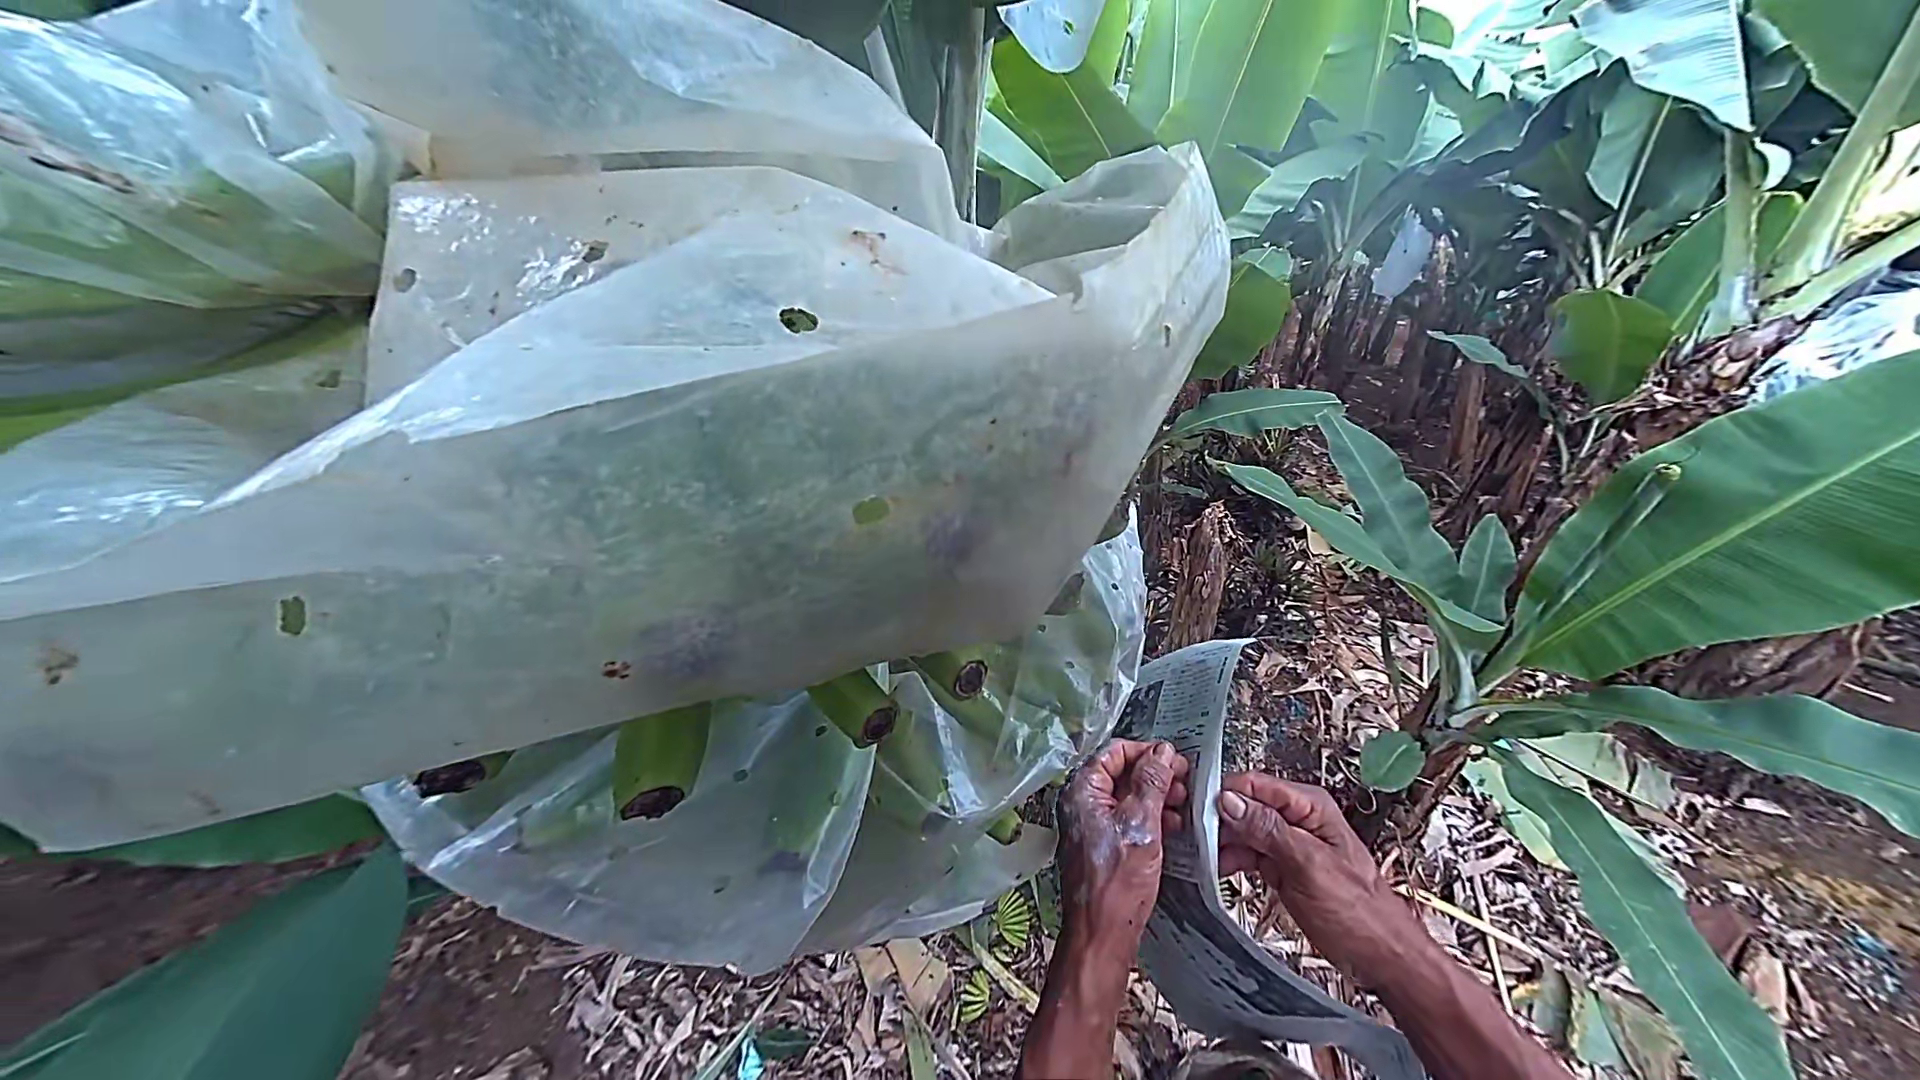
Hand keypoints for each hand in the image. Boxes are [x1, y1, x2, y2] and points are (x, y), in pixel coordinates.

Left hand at [1055, 740, 1189, 960]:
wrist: (1102, 934)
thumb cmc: (1115, 884)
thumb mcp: (1141, 824)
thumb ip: (1151, 782)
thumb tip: (1162, 752)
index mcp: (1082, 790)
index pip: (1115, 752)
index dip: (1147, 752)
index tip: (1174, 760)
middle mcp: (1082, 802)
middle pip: (1122, 771)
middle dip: (1155, 774)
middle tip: (1184, 782)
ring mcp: (1091, 823)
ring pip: (1127, 795)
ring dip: (1156, 795)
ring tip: (1183, 804)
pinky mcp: (1103, 842)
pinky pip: (1128, 818)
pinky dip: (1150, 817)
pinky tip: (1172, 825)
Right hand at [1216, 772, 1428, 984]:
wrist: (1382, 960)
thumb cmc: (1361, 914)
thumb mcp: (1309, 865)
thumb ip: (1268, 829)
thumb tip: (1229, 800)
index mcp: (1308, 806)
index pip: (1252, 785)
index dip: (1223, 794)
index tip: (1198, 811)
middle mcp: (1295, 818)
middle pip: (1242, 805)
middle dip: (1218, 820)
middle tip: (1196, 838)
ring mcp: (1286, 841)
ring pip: (1240, 829)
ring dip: (1220, 841)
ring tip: (1203, 856)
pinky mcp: (1280, 864)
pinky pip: (1246, 852)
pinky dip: (1229, 859)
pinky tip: (1217, 868)